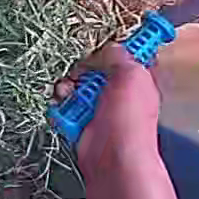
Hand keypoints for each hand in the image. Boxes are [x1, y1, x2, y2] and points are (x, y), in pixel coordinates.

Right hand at [55, 44, 160, 170]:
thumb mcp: (131, 75)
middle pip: (95, 66)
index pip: (128, 53)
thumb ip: (120, 56)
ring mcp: (98, 106)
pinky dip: (61, 103)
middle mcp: (118, 91)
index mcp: (137, 78)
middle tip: (82, 70)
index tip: (103, 41)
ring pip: (77, 84)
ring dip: (68, 85)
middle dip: (83, 66)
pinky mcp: (81, 120)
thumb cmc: (129, 118)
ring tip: (68, 90)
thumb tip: (110, 47)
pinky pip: (66, 104)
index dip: (117, 45)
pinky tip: (63, 103)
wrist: (112, 157)